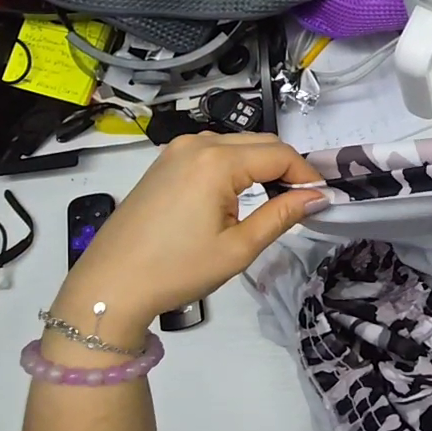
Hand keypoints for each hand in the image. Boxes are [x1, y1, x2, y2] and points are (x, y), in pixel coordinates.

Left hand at [52, 134, 326, 336]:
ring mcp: (177, 150)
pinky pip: (213, 152)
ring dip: (261, 165)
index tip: (322, 198)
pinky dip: (235, 166)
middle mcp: (197, 144)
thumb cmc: (177, 270)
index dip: (306, 174)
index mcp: (217, 161)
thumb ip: (282, 215)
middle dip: (286, 167)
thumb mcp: (238, 248)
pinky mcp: (164, 162)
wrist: (109, 287)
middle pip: (260, 143)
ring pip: (237, 145)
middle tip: (302, 201)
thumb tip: (319, 197)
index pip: (280, 154)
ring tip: (273, 200)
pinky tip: (238, 196)